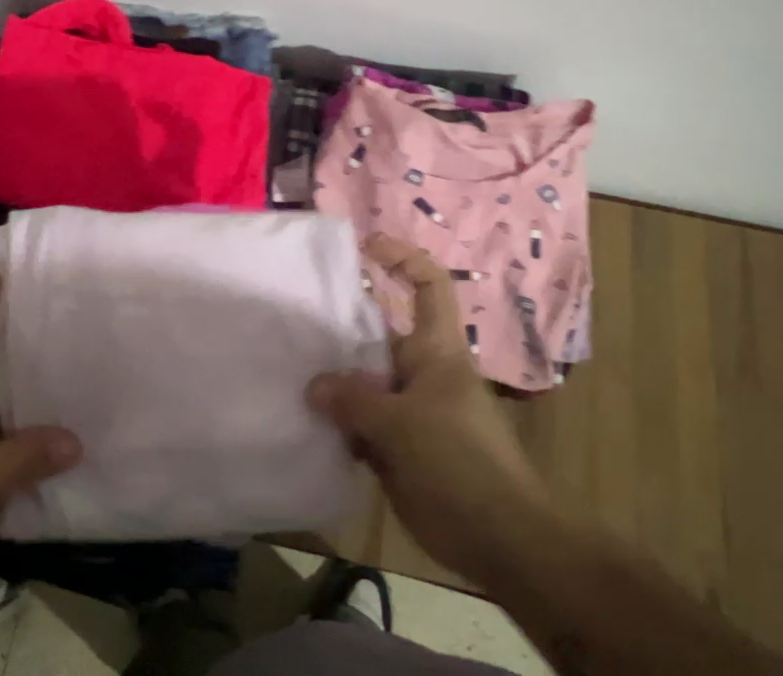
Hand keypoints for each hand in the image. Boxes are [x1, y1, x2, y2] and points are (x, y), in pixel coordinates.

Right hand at [308, 234, 545, 589]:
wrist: (497, 536)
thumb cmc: (459, 462)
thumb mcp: (403, 424)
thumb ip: (354, 400)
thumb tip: (314, 384)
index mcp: (436, 351)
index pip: (429, 286)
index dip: (403, 258)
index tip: (365, 246)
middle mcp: (421, 373)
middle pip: (379, 335)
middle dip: (340, 328)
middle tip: (292, 323)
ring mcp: (409, 412)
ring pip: (364, 384)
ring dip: (332, 383)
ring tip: (284, 370)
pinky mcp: (397, 449)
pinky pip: (359, 425)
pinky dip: (335, 424)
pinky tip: (301, 422)